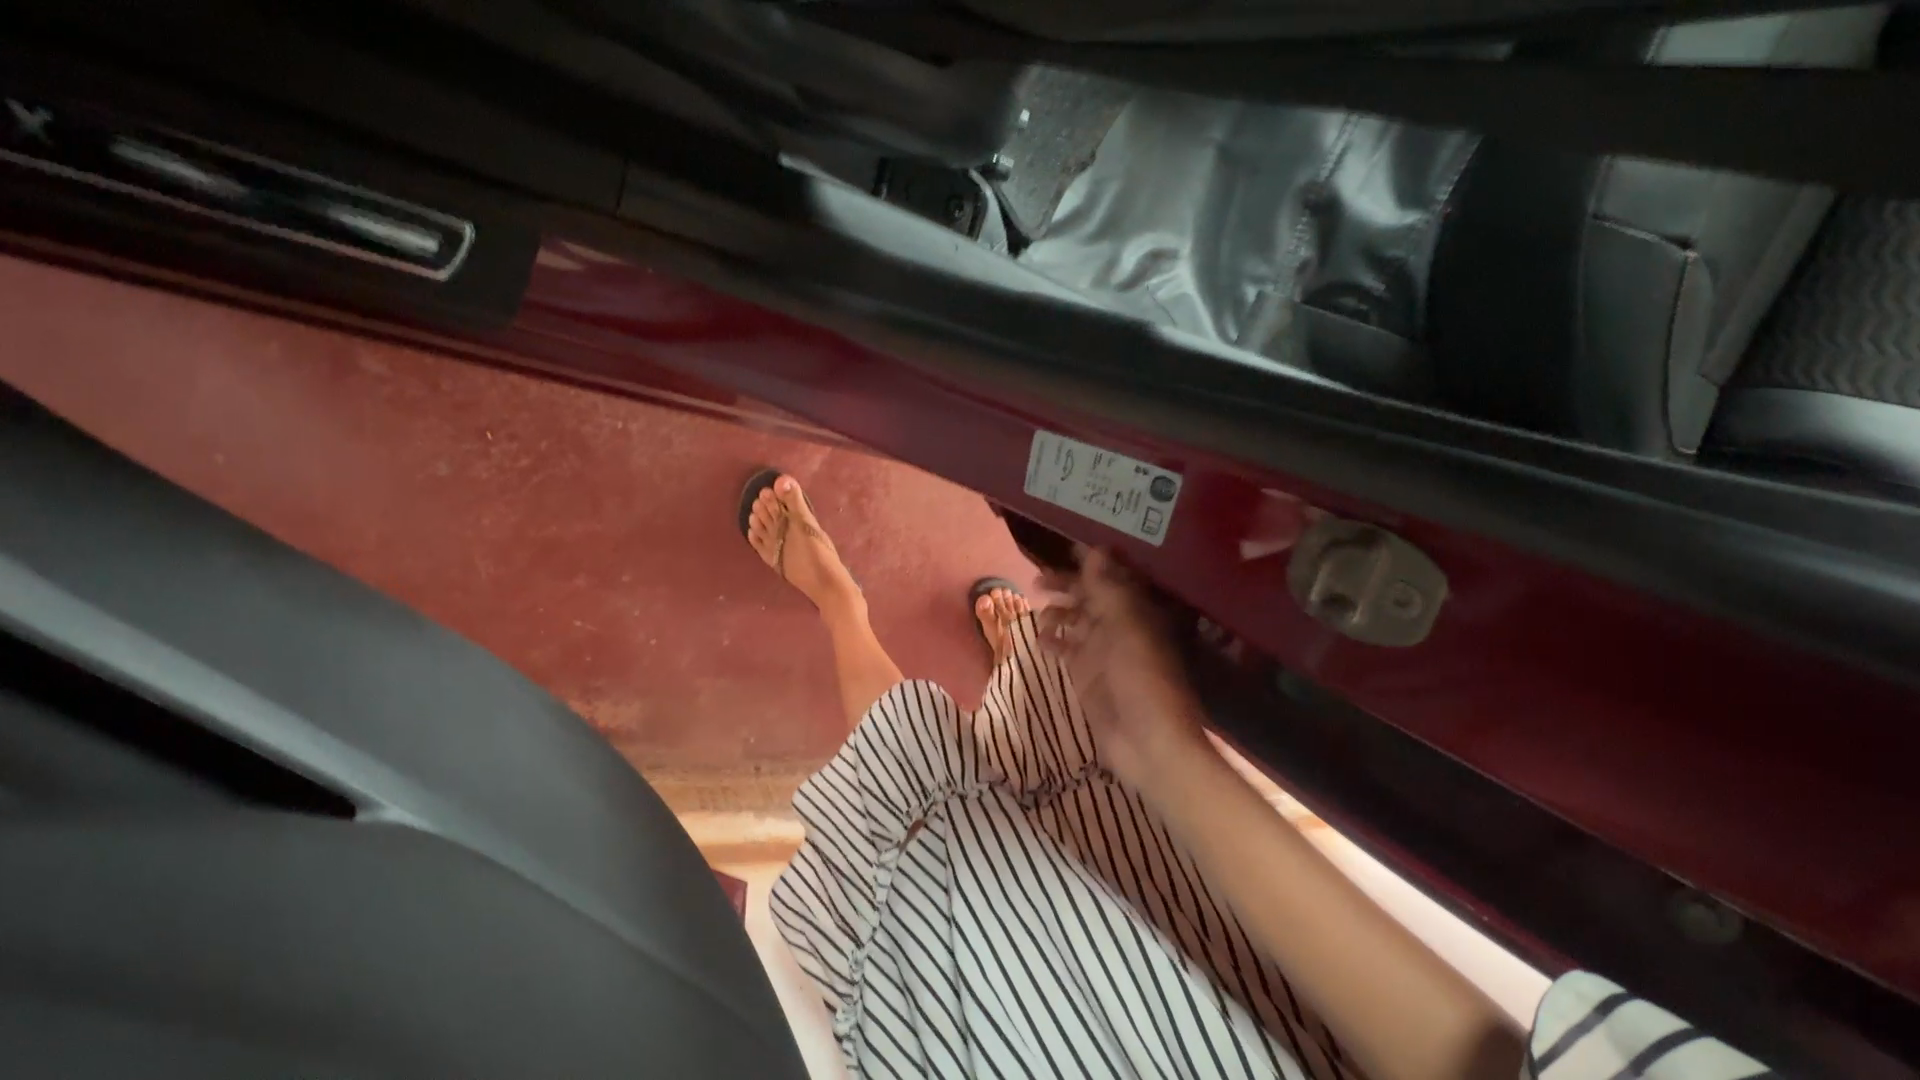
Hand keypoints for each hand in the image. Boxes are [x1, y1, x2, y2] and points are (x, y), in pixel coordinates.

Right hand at [1036, 548, 1209, 797]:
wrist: (1147, 742)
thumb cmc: (1143, 679)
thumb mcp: (1126, 628)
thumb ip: (1108, 589)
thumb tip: (1096, 549)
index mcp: (1136, 611)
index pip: (1111, 577)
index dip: (1091, 562)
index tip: (1064, 547)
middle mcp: (1120, 626)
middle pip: (1090, 597)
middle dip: (1067, 585)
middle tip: (1038, 579)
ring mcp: (1102, 652)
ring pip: (1075, 622)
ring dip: (1058, 612)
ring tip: (1037, 609)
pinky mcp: (1086, 676)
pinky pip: (1066, 650)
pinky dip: (1052, 641)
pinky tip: (1038, 638)